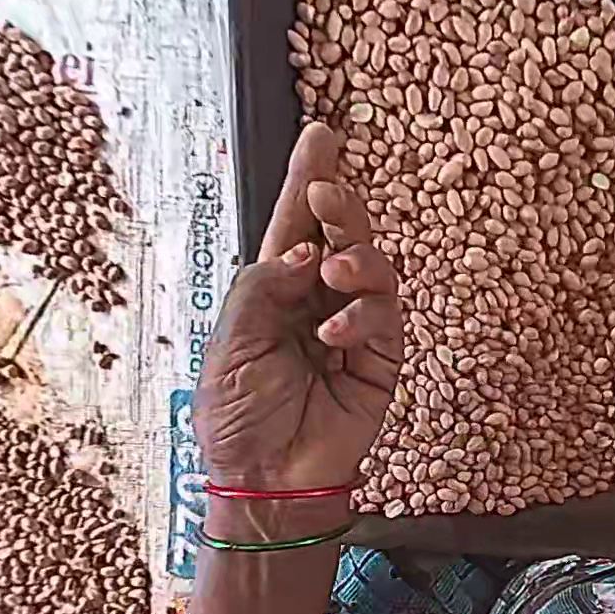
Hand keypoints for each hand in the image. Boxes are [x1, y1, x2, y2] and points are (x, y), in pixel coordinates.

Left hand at [195, 122, 402, 494]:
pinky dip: (362, 317)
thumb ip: (264, 288)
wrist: (268, 477)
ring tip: (331, 276)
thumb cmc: (238, 415)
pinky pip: (384, 321)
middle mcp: (316, 305)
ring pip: (372, 273)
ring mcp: (353, 332)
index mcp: (274, 295)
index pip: (294, 229)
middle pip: (340, 240)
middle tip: (328, 197)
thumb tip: (306, 252)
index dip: (308, 183)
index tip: (322, 136)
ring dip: (356, 261)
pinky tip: (335, 331)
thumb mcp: (230, 341)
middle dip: (339, 211)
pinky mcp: (381, 361)